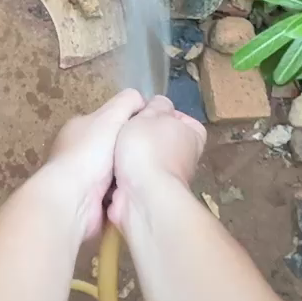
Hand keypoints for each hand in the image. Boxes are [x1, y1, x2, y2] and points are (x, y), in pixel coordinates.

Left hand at [32, 89, 148, 240]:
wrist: (73, 199)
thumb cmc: (90, 153)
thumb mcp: (109, 118)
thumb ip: (126, 103)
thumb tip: (143, 99)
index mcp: (81, 127)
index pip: (111, 118)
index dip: (130, 120)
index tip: (150, 127)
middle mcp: (81, 150)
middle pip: (116, 144)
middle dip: (132, 148)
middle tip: (154, 153)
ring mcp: (86, 176)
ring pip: (119, 169)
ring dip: (131, 171)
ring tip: (150, 173)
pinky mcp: (93, 200)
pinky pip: (118, 192)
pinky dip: (126, 191)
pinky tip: (139, 190)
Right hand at [108, 96, 206, 233]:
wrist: (143, 195)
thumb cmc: (148, 148)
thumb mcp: (151, 114)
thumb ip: (156, 106)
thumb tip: (161, 104)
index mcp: (192, 136)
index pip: (183, 120)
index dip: (163, 114)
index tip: (144, 114)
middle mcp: (184, 158)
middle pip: (161, 140)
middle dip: (142, 138)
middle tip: (122, 130)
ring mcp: (166, 180)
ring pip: (145, 161)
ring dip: (130, 158)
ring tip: (111, 148)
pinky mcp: (149, 196)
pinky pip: (134, 179)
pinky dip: (123, 176)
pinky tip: (110, 169)